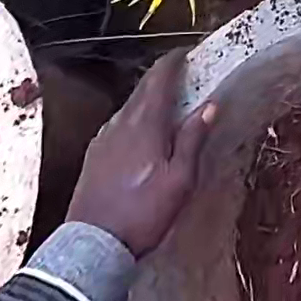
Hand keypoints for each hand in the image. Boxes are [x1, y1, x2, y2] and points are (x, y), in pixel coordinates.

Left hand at [66, 49, 213, 256]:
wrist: (91, 247)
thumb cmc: (143, 213)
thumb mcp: (180, 179)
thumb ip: (193, 138)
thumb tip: (210, 105)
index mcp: (145, 123)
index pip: (159, 78)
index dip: (173, 60)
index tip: (186, 52)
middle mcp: (121, 122)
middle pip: (143, 88)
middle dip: (162, 76)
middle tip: (182, 73)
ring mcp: (104, 137)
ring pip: (131, 106)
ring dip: (149, 98)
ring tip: (168, 104)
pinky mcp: (94, 154)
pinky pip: (120, 123)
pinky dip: (136, 117)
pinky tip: (143, 133)